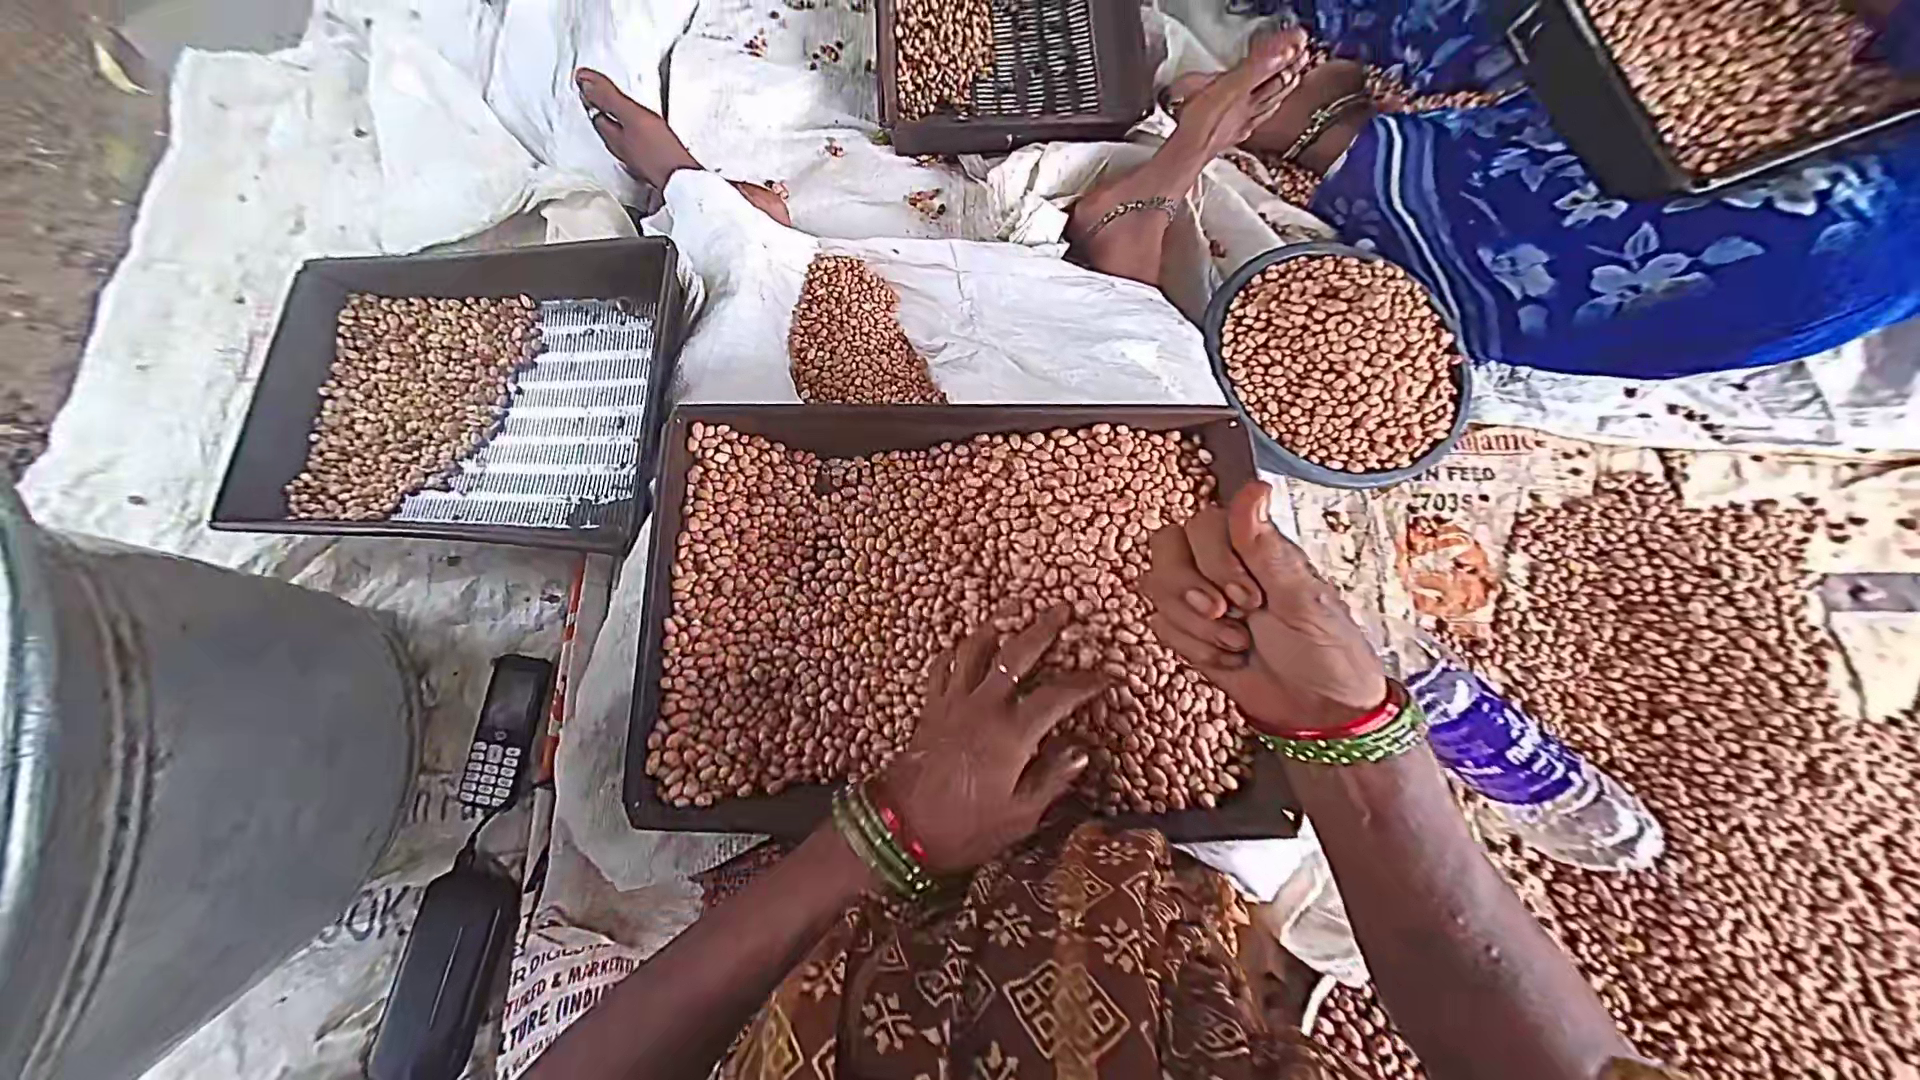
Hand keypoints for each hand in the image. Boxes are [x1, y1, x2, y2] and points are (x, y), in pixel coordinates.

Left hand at [877, 606, 1106, 872]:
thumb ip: (1052, 778)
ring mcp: (954, 700)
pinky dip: (956, 650)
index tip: (1105, 675)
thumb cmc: (965, 827)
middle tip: (1062, 609)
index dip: (1085, 683)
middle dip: (1043, 628)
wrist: (901, 827)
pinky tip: (965, 645)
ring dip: (996, 626)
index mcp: (1012, 732)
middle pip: (1017, 653)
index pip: (1057, 695)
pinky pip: (944, 665)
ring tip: (1011, 611)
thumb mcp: (1020, 815)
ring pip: (975, 648)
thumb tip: (1081, 750)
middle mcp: (984, 705)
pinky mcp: (932, 705)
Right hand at [1140, 481, 1386, 736]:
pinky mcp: (1185, 629)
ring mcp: (1197, 597)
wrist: (1316, 711)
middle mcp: (1217, 565)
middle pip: (1166, 547)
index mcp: (1250, 547)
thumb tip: (1254, 488)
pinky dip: (1193, 647)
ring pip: (1156, 585)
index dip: (1214, 559)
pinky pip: (1158, 624)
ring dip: (1194, 624)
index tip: (1248, 596)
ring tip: (1236, 641)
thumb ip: (1264, 545)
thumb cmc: (1324, 650)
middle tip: (1231, 616)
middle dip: (1192, 589)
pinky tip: (1226, 657)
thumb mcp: (1300, 597)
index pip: (1200, 523)